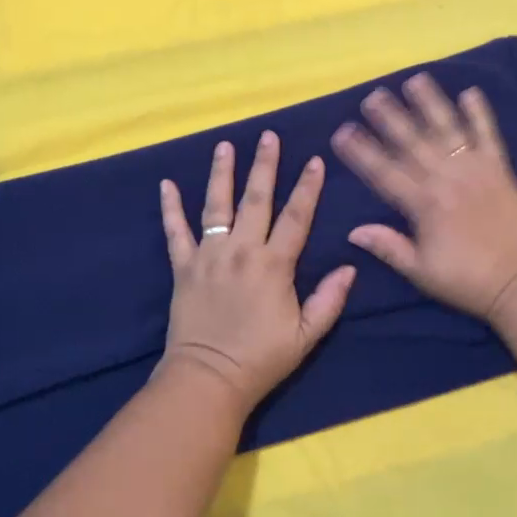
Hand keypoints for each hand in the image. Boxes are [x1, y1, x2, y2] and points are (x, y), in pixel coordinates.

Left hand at [158, 130, 355, 411]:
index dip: (307, 188)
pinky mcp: (183, 267)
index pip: (296, 217)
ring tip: (225, 145)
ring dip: (221, 173)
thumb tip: (350, 267)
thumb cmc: (261, 360)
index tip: (315, 160)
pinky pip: (175, 232)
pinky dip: (170, 208)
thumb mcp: (305, 336)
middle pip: (256, 199)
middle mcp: (242, 250)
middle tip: (268, 136)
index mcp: (274, 265)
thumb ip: (329, 300)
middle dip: (264, 165)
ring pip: (216, 205)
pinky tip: (166, 184)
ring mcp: (209, 255)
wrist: (208, 380)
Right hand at [332, 75, 516, 323]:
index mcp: (423, 204)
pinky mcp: (500, 168)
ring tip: (414, 80)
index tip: (342, 132)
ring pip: (447, 129)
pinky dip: (479, 113)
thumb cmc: (467, 280)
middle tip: (372, 95)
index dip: (361, 151)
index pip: (384, 171)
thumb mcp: (421, 272)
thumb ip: (388, 246)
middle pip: (411, 142)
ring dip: (430, 103)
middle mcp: (446, 179)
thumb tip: (354, 230)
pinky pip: (488, 134)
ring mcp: (475, 169)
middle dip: (390, 117)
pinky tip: (470, 92)